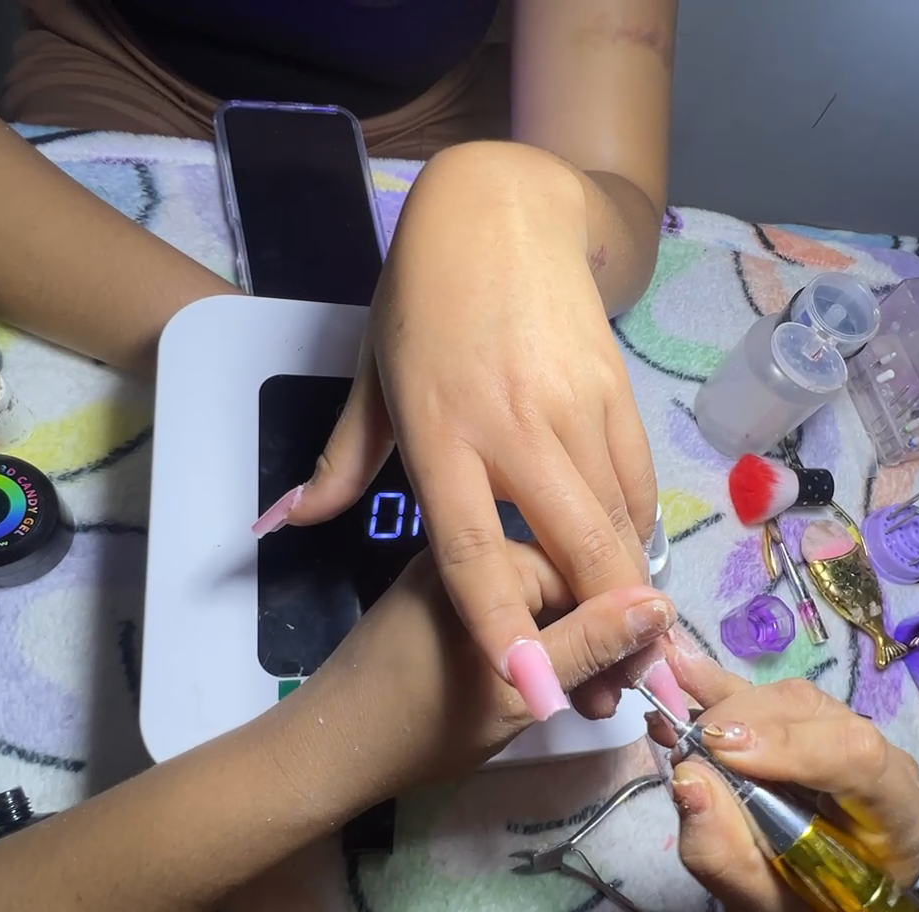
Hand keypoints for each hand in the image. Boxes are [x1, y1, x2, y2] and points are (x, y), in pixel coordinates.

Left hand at [264, 143, 658, 722]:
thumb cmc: (423, 301)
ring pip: (618, 523)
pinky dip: (635, 532)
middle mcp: (516, 431)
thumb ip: (339, 462)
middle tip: (615, 686)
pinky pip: (637, 483)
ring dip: (627, 590)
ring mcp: (577, 410)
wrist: (503, 213)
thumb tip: (281, 524)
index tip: (528, 691)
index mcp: (442, 436)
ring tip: (632, 640)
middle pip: (575, 549)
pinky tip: (628, 561)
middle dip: (605, 628)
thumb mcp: (373, 376)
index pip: (473, 552)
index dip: (502, 628)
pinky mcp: (619, 393)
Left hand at [274, 542, 674, 808]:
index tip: (646, 677)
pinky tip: (565, 678)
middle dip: (606, 635)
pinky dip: (551, 634)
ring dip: (582, 641)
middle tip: (617, 698)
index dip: (624, 620)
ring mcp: (462, 559)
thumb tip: (660, 606)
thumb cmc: (418, 727)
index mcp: (481, 548)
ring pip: (551, 589)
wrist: (327, 750)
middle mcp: (472, 537)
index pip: (583, 563)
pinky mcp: (453, 586)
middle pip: (570, 571)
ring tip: (594, 701)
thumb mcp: (516, 694)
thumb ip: (588, 644)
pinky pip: (524, 597)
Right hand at [655, 633, 918, 911]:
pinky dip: (718, 684)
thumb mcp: (757, 905)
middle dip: (745, 721)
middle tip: (689, 745)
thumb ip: (723, 851)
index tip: (720, 749)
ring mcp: (845, 738)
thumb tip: (688, 778)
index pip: (857, 755)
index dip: (788, 743)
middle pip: (817, 714)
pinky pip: (763, 696)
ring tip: (678, 726)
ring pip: (788, 698)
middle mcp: (883, 766)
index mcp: (898, 819)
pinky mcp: (805, 727)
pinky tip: (680, 667)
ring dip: (727, 705)